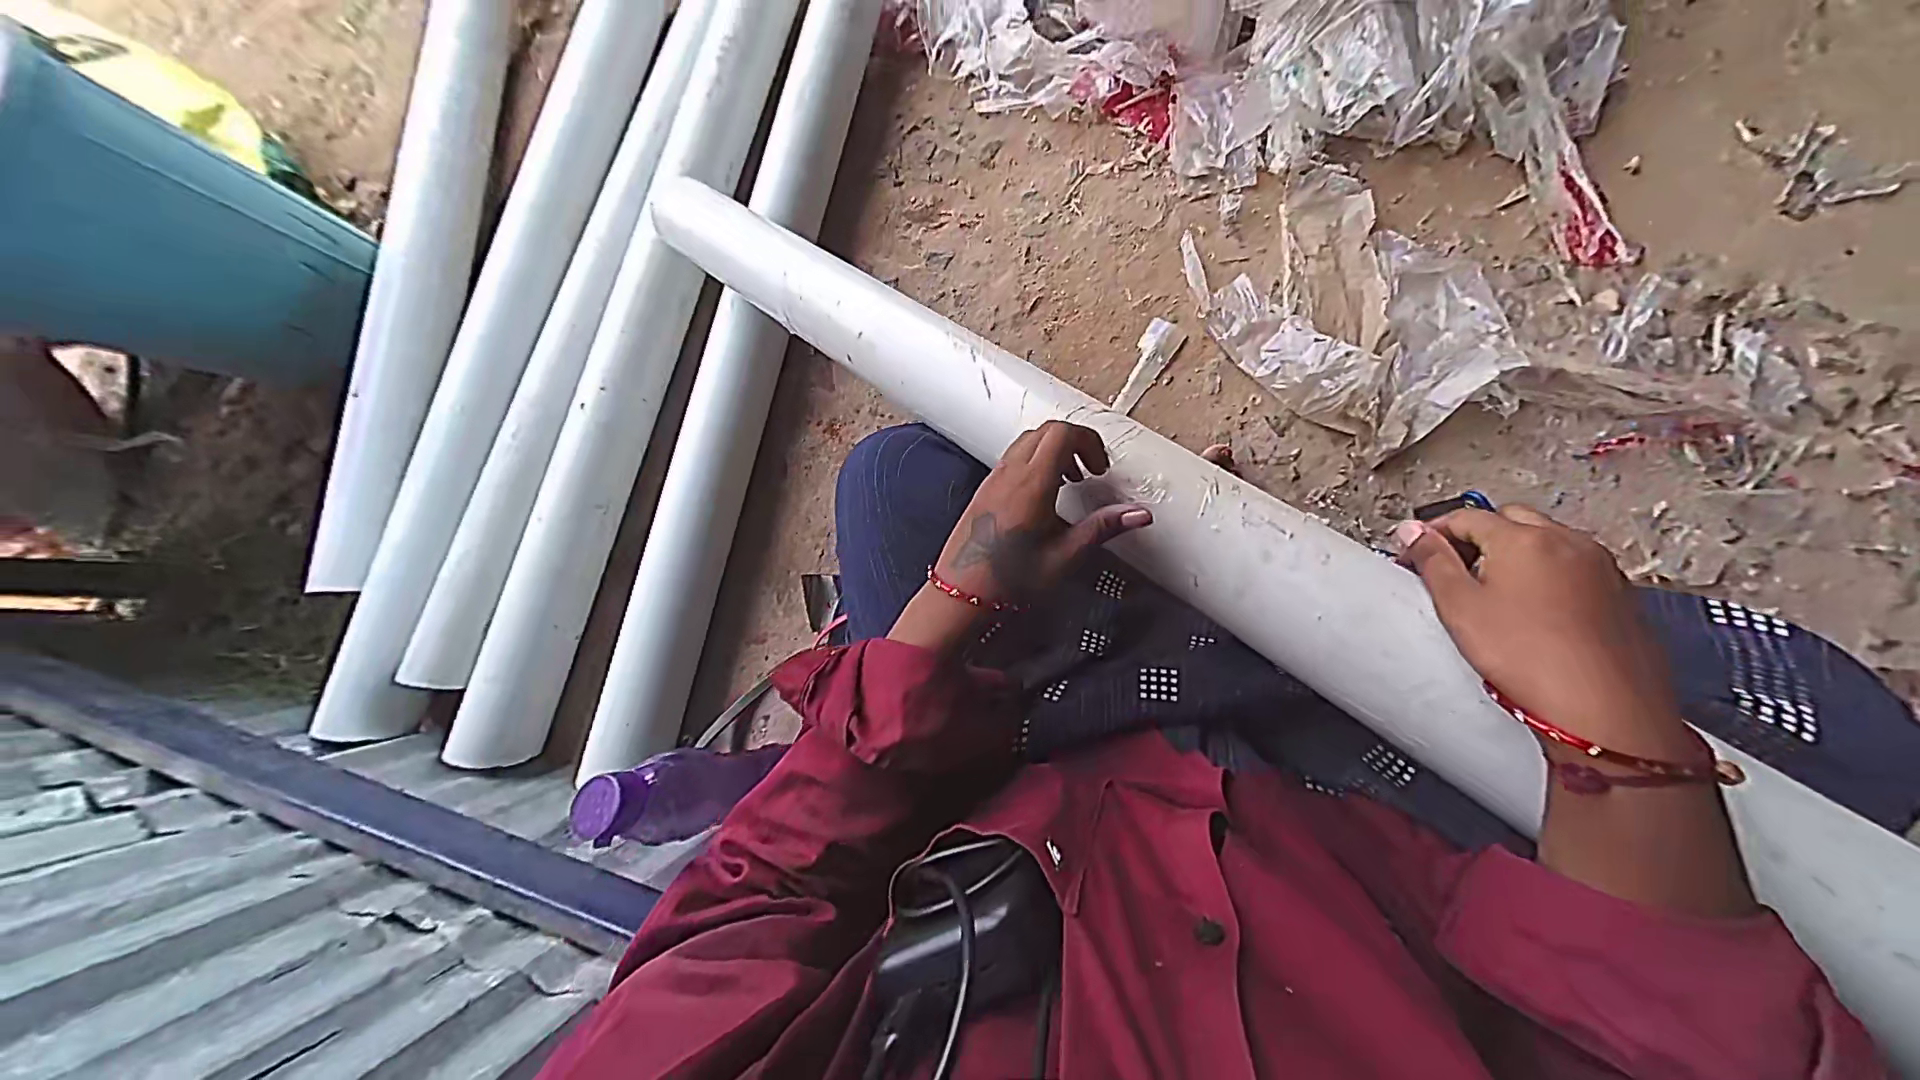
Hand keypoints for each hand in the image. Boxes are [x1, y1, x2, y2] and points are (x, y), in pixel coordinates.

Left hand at [889, 422, 1151, 652]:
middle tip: (1090, 469)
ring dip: (1053, 450)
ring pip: (1027, 442)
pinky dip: (1034, 462)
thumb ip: (1101, 529)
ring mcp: (993, 480)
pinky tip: (1043, 495)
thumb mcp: (1064, 556)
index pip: (1063, 433)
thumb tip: (1136, 515)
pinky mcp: (983, 491)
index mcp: (1031, 484)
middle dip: (1075, 441)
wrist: (961, 595)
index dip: (1089, 441)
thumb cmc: (1006, 580)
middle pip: (1046, 431)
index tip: (1100, 465)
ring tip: (1070, 482)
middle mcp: (1009, 475)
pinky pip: (1011, 459)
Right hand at [1396, 505, 1695, 763]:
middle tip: (1450, 565)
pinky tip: (1528, 609)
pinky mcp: (1619, 594)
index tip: (1416, 551)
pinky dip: (1544, 574)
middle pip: (1510, 520)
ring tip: (1489, 590)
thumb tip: (1415, 532)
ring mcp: (1600, 568)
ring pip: (1545, 541)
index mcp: (1525, 540)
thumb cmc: (1532, 659)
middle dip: (1475, 535)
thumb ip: (1432, 560)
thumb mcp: (1458, 606)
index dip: (1433, 532)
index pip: (1466, 517)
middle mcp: (1569, 543)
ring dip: (1512, 552)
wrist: (1602, 707)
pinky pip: (1571, 567)